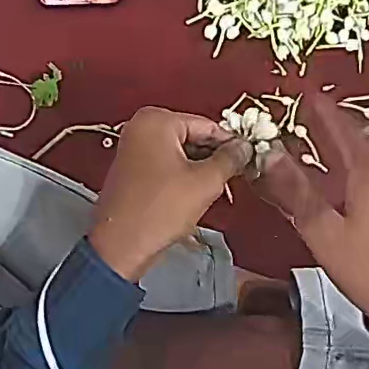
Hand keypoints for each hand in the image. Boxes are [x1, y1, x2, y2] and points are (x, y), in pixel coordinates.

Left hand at [89, 108, 252, 281]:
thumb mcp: (206, 182)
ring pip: (182, 152)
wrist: (121, 247)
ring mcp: (133, 148)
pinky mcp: (132, 169)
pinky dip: (184, 176)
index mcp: (156, 121)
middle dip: (214, 157)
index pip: (208, 125)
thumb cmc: (158, 211)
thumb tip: (244, 147)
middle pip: (194, 137)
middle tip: (234, 176)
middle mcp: (141, 127)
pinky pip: (167, 164)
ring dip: (201, 169)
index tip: (248, 158)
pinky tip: (195, 194)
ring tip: (216, 188)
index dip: (231, 144)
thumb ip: (230, 159)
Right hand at [251, 102, 368, 323]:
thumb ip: (295, 190)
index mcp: (368, 170)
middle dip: (333, 119)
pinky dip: (354, 154)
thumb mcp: (321, 229)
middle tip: (309, 111)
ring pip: (368, 147)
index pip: (340, 128)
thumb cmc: (364, 265)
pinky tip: (341, 166)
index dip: (320, 110)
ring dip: (345, 136)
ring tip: (321, 132)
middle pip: (358, 133)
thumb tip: (269, 155)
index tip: (302, 94)